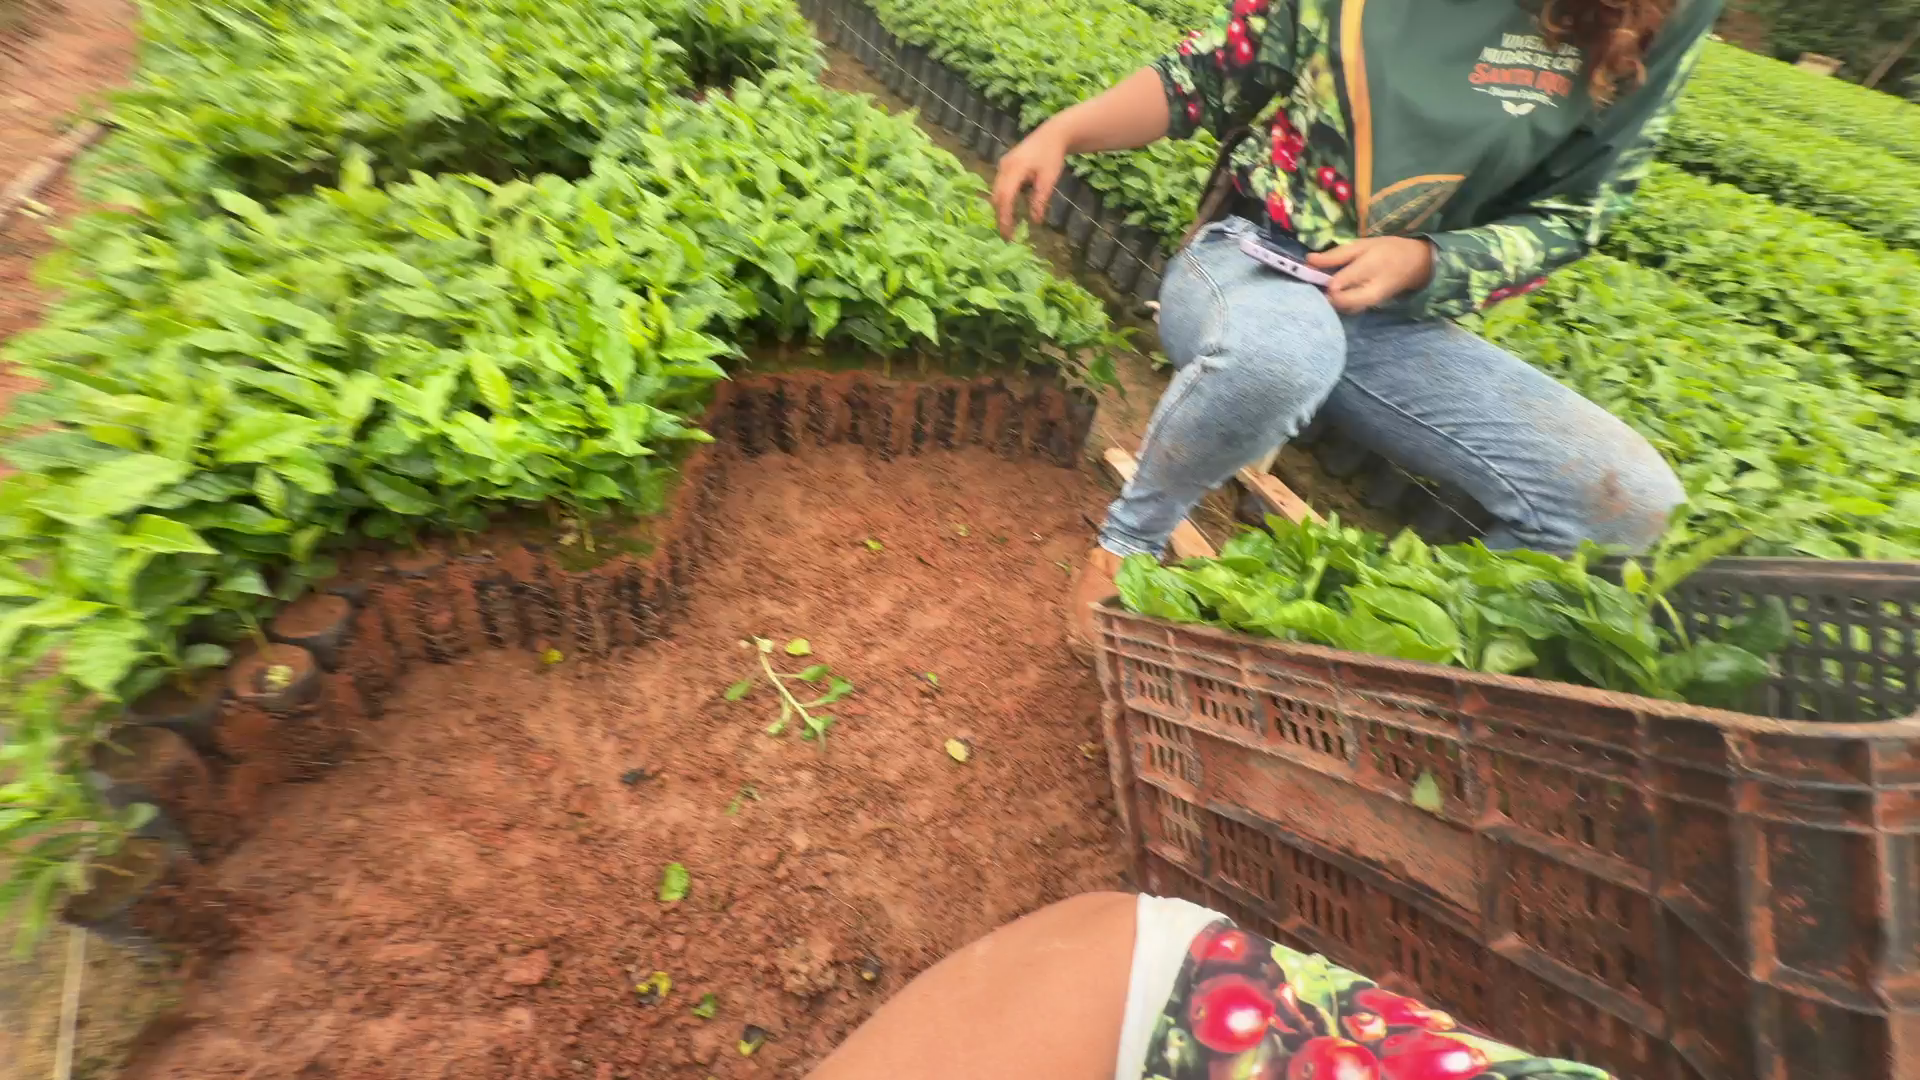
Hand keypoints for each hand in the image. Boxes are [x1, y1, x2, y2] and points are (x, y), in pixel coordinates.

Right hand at [991, 124, 1071, 238]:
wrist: (1052, 135)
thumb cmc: (1052, 156)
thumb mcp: (1048, 180)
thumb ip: (1040, 200)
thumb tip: (1035, 222)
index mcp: (1015, 169)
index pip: (1005, 198)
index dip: (1005, 218)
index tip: (1009, 235)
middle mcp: (1004, 167)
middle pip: (997, 197)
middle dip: (1000, 217)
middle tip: (1007, 236)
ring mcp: (1002, 165)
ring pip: (996, 193)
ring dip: (1001, 210)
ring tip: (1009, 226)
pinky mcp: (1004, 166)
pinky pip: (1000, 187)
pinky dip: (1004, 200)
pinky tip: (1012, 210)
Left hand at [1306, 237, 1434, 313]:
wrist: (1416, 265)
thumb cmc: (1387, 250)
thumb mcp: (1362, 245)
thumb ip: (1335, 255)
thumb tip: (1308, 260)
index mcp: (1369, 268)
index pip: (1336, 284)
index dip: (1319, 279)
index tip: (1309, 272)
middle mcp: (1369, 292)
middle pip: (1336, 302)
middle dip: (1322, 293)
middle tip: (1317, 282)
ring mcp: (1369, 304)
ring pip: (1339, 308)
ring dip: (1328, 299)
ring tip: (1326, 286)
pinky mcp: (1367, 309)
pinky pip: (1346, 310)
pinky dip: (1337, 303)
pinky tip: (1335, 293)